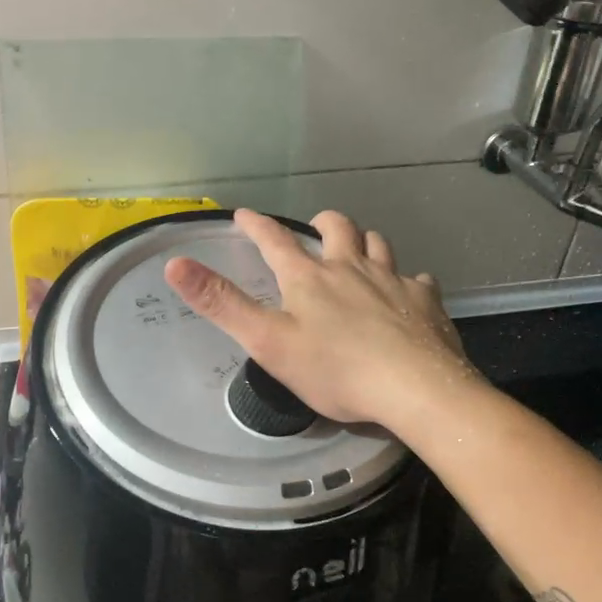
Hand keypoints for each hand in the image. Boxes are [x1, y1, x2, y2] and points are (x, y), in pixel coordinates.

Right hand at [163, 209, 480, 427]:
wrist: (415, 387)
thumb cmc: (335, 369)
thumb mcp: (267, 341)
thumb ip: (222, 303)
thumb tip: (175, 263)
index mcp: (309, 278)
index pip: (275, 241)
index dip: (256, 226)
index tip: (244, 214)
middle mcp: (352, 267)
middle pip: (338, 228)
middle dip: (323, 223)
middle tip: (316, 228)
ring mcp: (393, 281)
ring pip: (379, 244)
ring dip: (365, 242)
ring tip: (360, 251)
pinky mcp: (426, 302)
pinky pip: (418, 280)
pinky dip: (408, 281)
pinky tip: (408, 293)